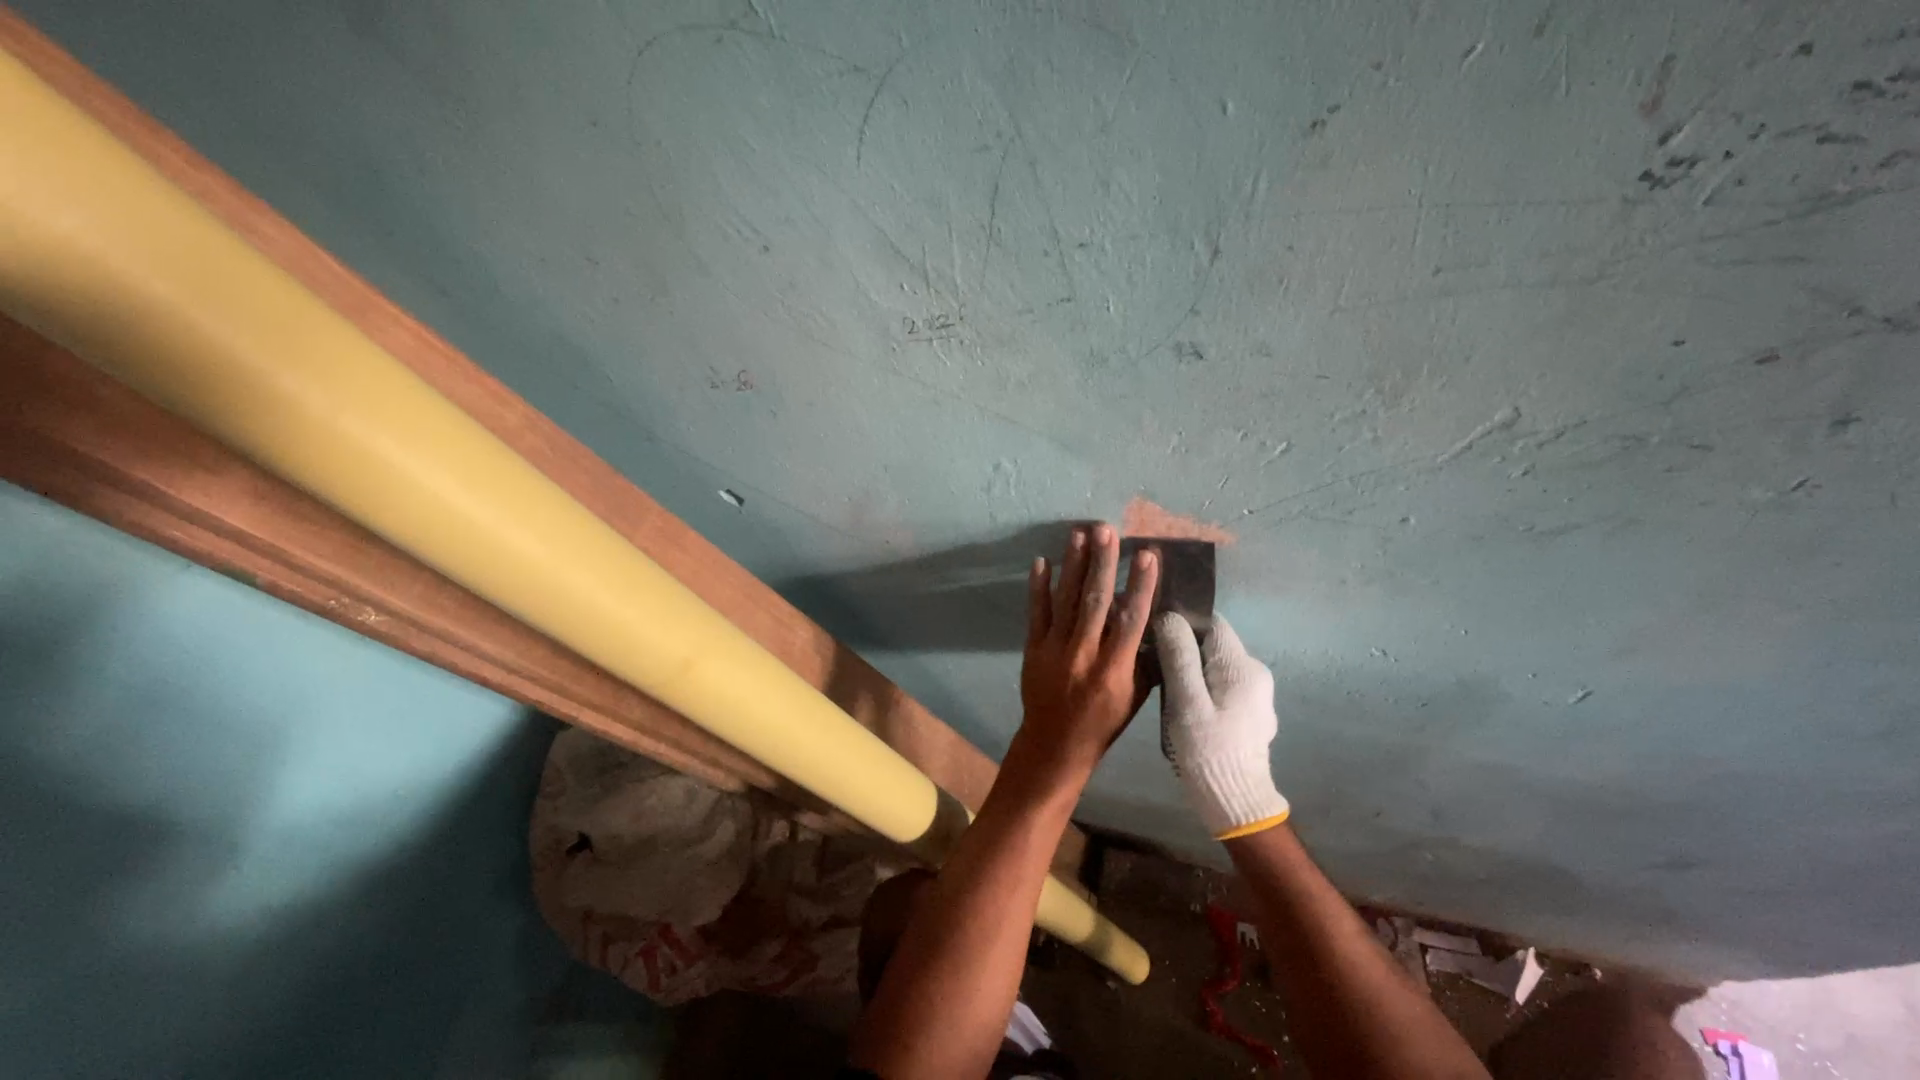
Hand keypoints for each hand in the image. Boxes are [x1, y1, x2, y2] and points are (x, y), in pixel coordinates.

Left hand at [1017, 524, 1159, 774]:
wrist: (1055, 742)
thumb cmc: (1105, 719)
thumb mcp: (1136, 694)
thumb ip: (1145, 657)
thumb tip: (1157, 618)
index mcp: (1114, 668)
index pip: (1131, 620)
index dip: (1140, 586)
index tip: (1147, 554)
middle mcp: (1084, 654)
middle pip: (1095, 601)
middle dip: (1102, 563)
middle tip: (1107, 530)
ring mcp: (1055, 649)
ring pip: (1065, 600)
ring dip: (1073, 564)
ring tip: (1080, 533)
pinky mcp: (1033, 648)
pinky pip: (1036, 612)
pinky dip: (1038, 586)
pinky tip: (1041, 561)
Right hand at [1153, 613, 1289, 838]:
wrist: (1236, 803)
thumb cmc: (1208, 751)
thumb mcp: (1186, 702)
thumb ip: (1178, 656)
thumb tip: (1170, 616)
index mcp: (1243, 666)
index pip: (1212, 623)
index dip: (1183, 625)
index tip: (1156, 640)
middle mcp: (1256, 674)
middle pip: (1213, 646)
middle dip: (1184, 654)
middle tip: (1158, 677)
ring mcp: (1256, 697)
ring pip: (1216, 669)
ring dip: (1191, 677)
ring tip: (1170, 701)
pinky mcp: (1251, 716)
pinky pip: (1222, 690)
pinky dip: (1203, 694)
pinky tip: (1189, 718)